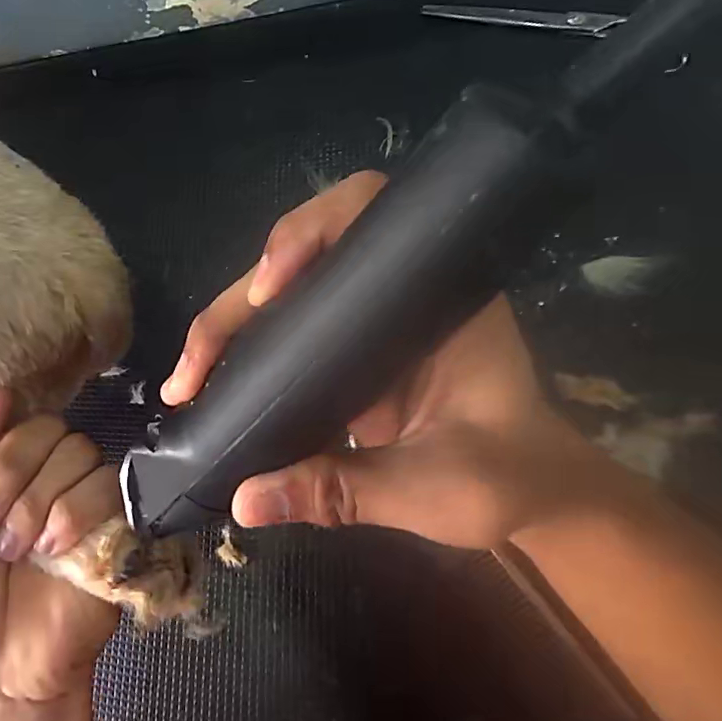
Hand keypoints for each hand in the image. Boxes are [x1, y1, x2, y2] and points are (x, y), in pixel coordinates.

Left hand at [0, 390, 119, 713]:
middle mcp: (43, 477)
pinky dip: (76, 513)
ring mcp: (82, 499)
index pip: (12, 416)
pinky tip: (53, 551)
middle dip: (11, 474)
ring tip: (18, 551)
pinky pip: (111, 484)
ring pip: (81, 451)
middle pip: (51, 428)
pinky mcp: (116, 524)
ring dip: (40, 501)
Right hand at [160, 171, 629, 548]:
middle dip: (243, 295)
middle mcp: (399, 293)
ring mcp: (371, 321)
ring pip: (291, 292)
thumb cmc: (502, 479)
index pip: (369, 219)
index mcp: (436, 297)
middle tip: (200, 358)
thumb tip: (245, 501)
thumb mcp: (431, 488)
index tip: (270, 289)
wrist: (528, 489)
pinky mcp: (351, 353)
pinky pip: (292, 332)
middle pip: (308, 254)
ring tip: (192, 372)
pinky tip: (217, 382)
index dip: (310, 232)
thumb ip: (345, 492)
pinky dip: (250, 350)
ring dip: (235, 321)